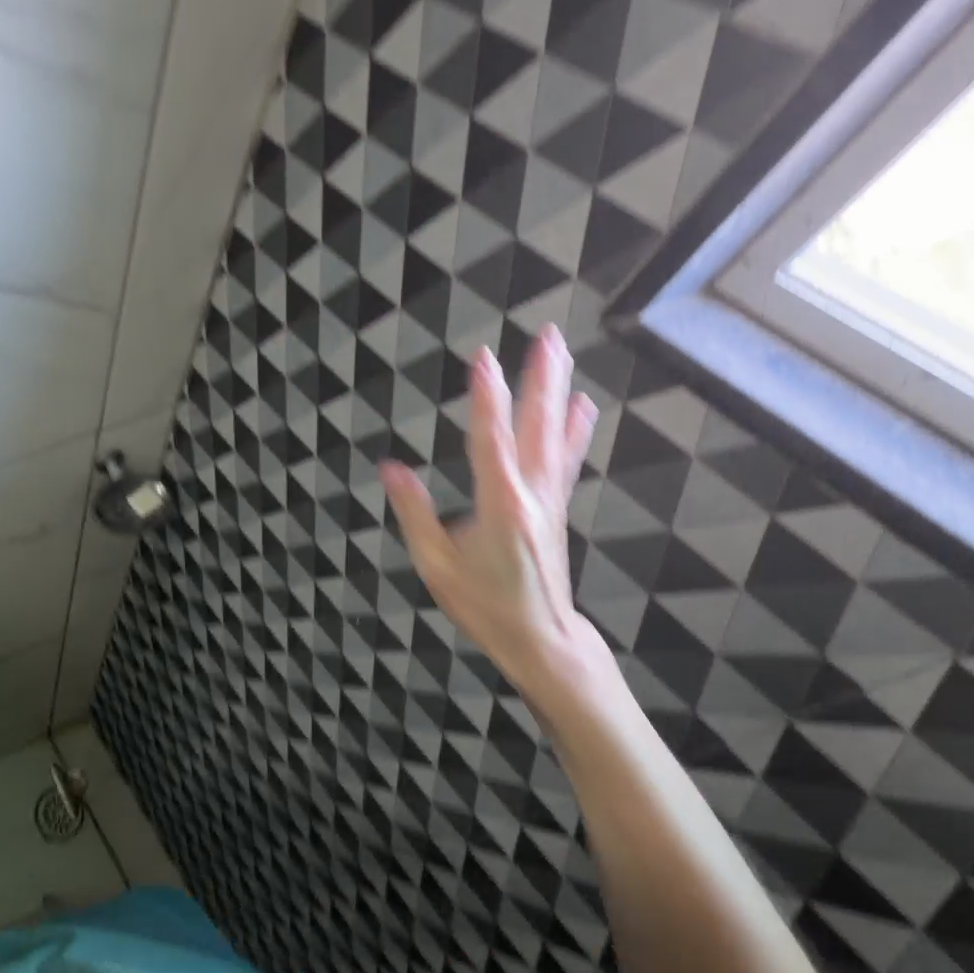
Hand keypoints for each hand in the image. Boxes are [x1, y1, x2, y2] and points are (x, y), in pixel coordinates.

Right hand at [379, 325, 608, 707]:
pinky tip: (582, 406)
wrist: (540, 637)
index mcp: (500, 507)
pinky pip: (564, 458)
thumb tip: (390, 467)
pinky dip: (574, 429)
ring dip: (558, 391)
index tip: (484, 358)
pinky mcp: (554, 508)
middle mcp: (532, 495)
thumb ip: (414, 513)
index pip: (490, 442)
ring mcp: (548, 499)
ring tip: (561, 353)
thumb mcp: (436, 565)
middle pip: (536, 427)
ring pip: (554, 435)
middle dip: (539, 379)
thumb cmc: (483, 604)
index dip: (486, 399)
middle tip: (547, 335)